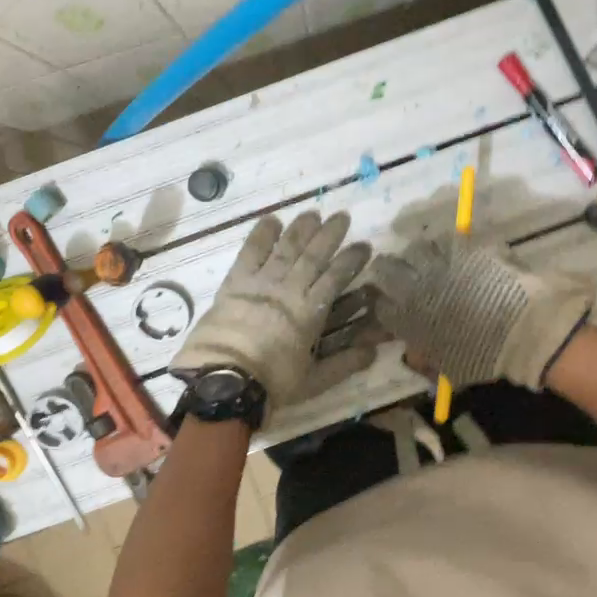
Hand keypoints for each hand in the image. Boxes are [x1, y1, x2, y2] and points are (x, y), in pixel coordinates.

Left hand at [172, 211, 373, 408]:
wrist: (223, 378)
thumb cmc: (271, 383)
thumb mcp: (314, 380)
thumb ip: (345, 364)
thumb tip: (373, 352)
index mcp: (311, 311)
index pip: (337, 277)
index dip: (352, 259)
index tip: (365, 245)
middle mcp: (289, 289)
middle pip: (313, 255)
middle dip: (330, 234)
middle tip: (342, 216)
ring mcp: (261, 282)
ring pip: (286, 248)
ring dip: (301, 229)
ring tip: (312, 213)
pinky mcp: (235, 282)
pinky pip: (251, 252)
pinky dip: (261, 235)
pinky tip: (271, 220)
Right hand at [368, 240, 593, 389]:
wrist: (522, 329)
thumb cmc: (484, 356)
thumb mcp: (448, 370)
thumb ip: (425, 359)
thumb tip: (413, 353)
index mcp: (406, 319)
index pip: (379, 305)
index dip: (385, 302)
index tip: (393, 303)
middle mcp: (413, 286)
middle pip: (385, 267)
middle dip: (390, 269)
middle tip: (405, 273)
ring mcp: (438, 262)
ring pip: (416, 247)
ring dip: (422, 254)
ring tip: (434, 260)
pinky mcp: (464, 246)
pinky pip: (449, 239)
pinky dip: (452, 245)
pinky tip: (461, 254)